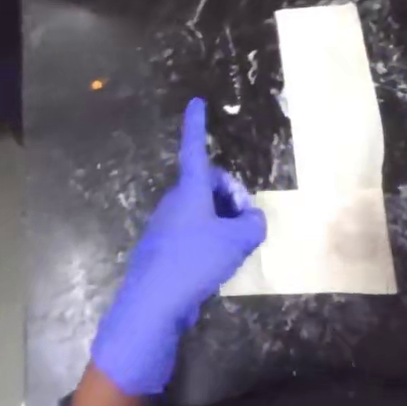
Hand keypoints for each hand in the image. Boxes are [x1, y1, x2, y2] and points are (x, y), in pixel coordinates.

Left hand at [90, 98, 267, 395]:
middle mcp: (175, 202)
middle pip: (207, 184)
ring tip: (236, 248)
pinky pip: (194, 233)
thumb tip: (251, 219)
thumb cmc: (195, 260)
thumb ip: (253, 224)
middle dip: (230, 195)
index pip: (194, 149)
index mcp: (189, 191)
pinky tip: (219, 265)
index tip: (195, 103)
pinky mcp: (165, 249)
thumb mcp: (237, 240)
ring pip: (202, 211)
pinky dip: (211, 240)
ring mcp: (166, 226)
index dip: (196, 126)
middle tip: (245, 221)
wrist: (153, 302)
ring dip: (223, 221)